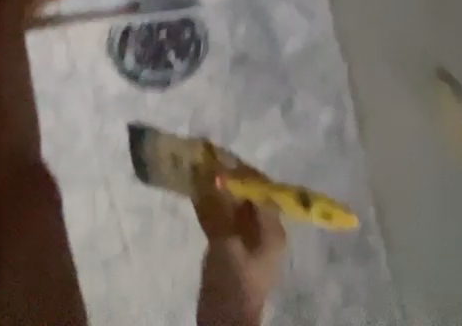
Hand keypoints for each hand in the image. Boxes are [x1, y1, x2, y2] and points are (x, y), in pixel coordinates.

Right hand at [193, 165, 287, 325]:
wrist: (224, 323)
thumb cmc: (234, 284)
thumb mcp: (226, 244)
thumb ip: (219, 208)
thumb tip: (212, 172)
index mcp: (272, 230)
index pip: (261, 190)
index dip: (241, 170)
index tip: (219, 153)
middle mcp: (261, 230)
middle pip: (245, 194)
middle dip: (225, 175)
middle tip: (203, 155)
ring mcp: (243, 239)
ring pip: (229, 203)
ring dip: (213, 186)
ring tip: (194, 165)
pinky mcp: (226, 247)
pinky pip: (217, 216)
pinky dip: (205, 201)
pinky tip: (190, 187)